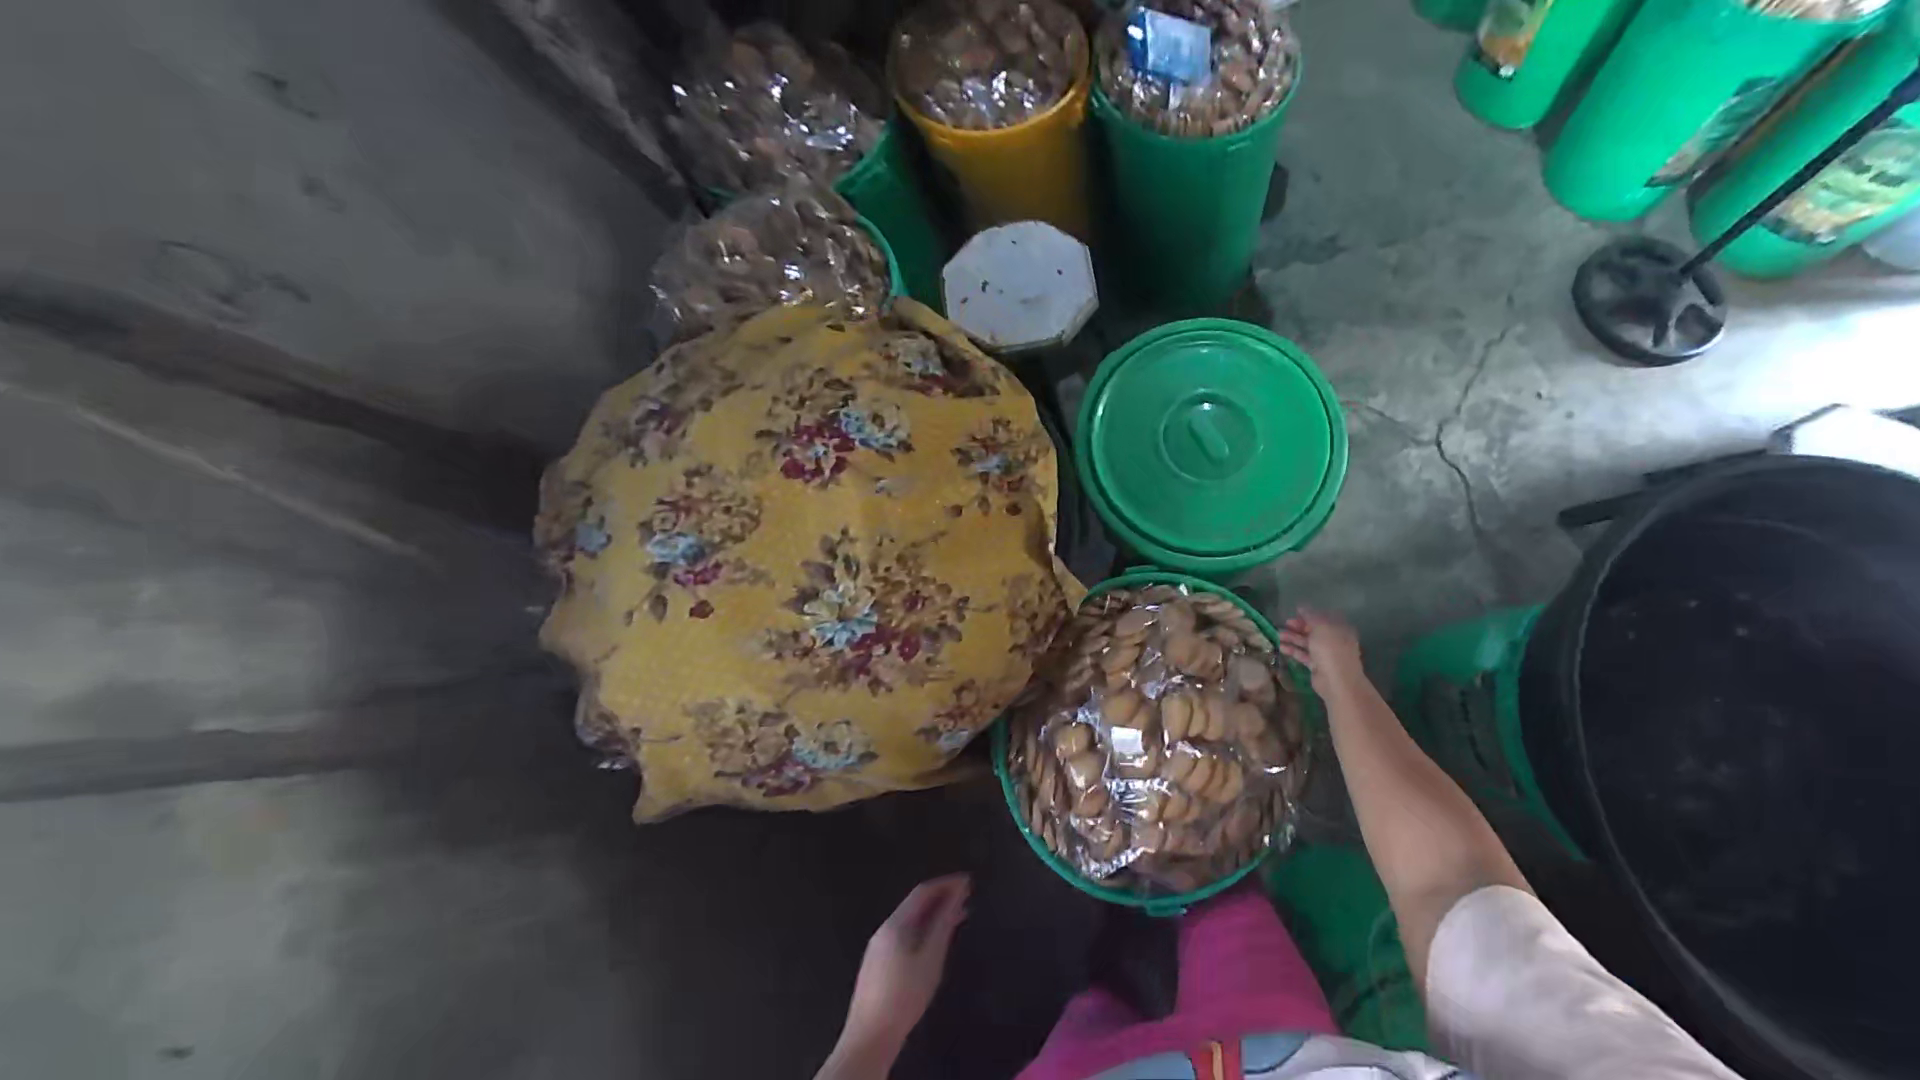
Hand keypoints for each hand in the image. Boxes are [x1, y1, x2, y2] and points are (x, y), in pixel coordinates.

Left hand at [837, 874, 970, 1062]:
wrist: (870, 1036)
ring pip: (910, 921)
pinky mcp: (879, 963)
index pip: (923, 891)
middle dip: (941, 898)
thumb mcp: (930, 959)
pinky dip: (924, 930)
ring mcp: (879, 946)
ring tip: (958, 917)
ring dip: (933, 915)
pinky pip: (905, 935)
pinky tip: (935, 942)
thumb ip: (943, 925)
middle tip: (966, 897)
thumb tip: (956, 896)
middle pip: (915, 905)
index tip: (967, 881)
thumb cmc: (904, 995)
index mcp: (895, 924)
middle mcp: (884, 929)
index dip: (946, 884)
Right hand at [1277, 607, 1365, 696]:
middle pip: (1314, 630)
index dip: (1310, 615)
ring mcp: (1326, 654)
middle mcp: (1334, 640)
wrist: (1336, 680)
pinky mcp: (1317, 666)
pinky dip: (1293, 650)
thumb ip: (1310, 616)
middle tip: (1285, 623)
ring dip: (1293, 638)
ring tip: (1278, 635)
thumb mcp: (1320, 627)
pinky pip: (1304, 655)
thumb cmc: (1331, 650)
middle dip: (1299, 626)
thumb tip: (1302, 607)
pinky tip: (1281, 647)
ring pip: (1307, 643)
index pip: (1324, 618)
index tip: (1295, 612)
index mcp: (1340, 629)